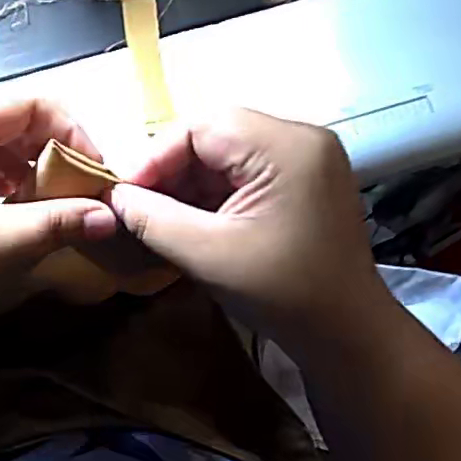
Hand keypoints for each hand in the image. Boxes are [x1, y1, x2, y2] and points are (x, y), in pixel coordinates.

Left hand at [0, 100, 119, 339]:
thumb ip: (58, 224)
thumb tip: (109, 218)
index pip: (40, 103)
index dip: (79, 137)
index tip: (98, 180)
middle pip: (17, 124)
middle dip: (54, 162)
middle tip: (74, 204)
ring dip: (26, 179)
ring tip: (42, 216)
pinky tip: (4, 220)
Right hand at [111, 108, 390, 347]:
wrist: (345, 333)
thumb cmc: (281, 294)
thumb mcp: (207, 255)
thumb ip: (154, 220)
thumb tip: (115, 197)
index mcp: (286, 146)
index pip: (202, 127)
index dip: (155, 157)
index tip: (125, 195)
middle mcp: (301, 141)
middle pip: (217, 137)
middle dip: (171, 173)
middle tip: (139, 209)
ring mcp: (306, 163)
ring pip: (229, 159)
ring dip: (190, 188)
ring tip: (159, 220)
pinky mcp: (304, 187)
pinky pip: (247, 178)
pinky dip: (214, 199)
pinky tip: (191, 226)